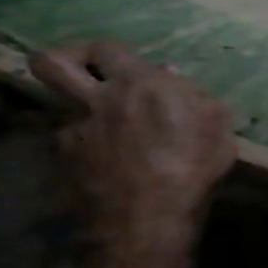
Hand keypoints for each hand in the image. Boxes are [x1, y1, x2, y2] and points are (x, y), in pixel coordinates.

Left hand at [29, 42, 233, 267]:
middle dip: (65, 59)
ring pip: (59, 104)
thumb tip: (172, 76)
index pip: (108, 48)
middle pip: (50, 61)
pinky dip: (88, 145)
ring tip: (104, 127)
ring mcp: (73, 129)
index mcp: (138, 83)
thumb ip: (195, 95)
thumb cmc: (193, 168)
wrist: (148, 219)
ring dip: (81, 109)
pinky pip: (70, 139)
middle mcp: (96, 99)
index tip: (129, 68)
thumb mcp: (217, 126)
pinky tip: (108, 161)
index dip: (113, 54)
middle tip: (86, 73)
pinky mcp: (63, 159)